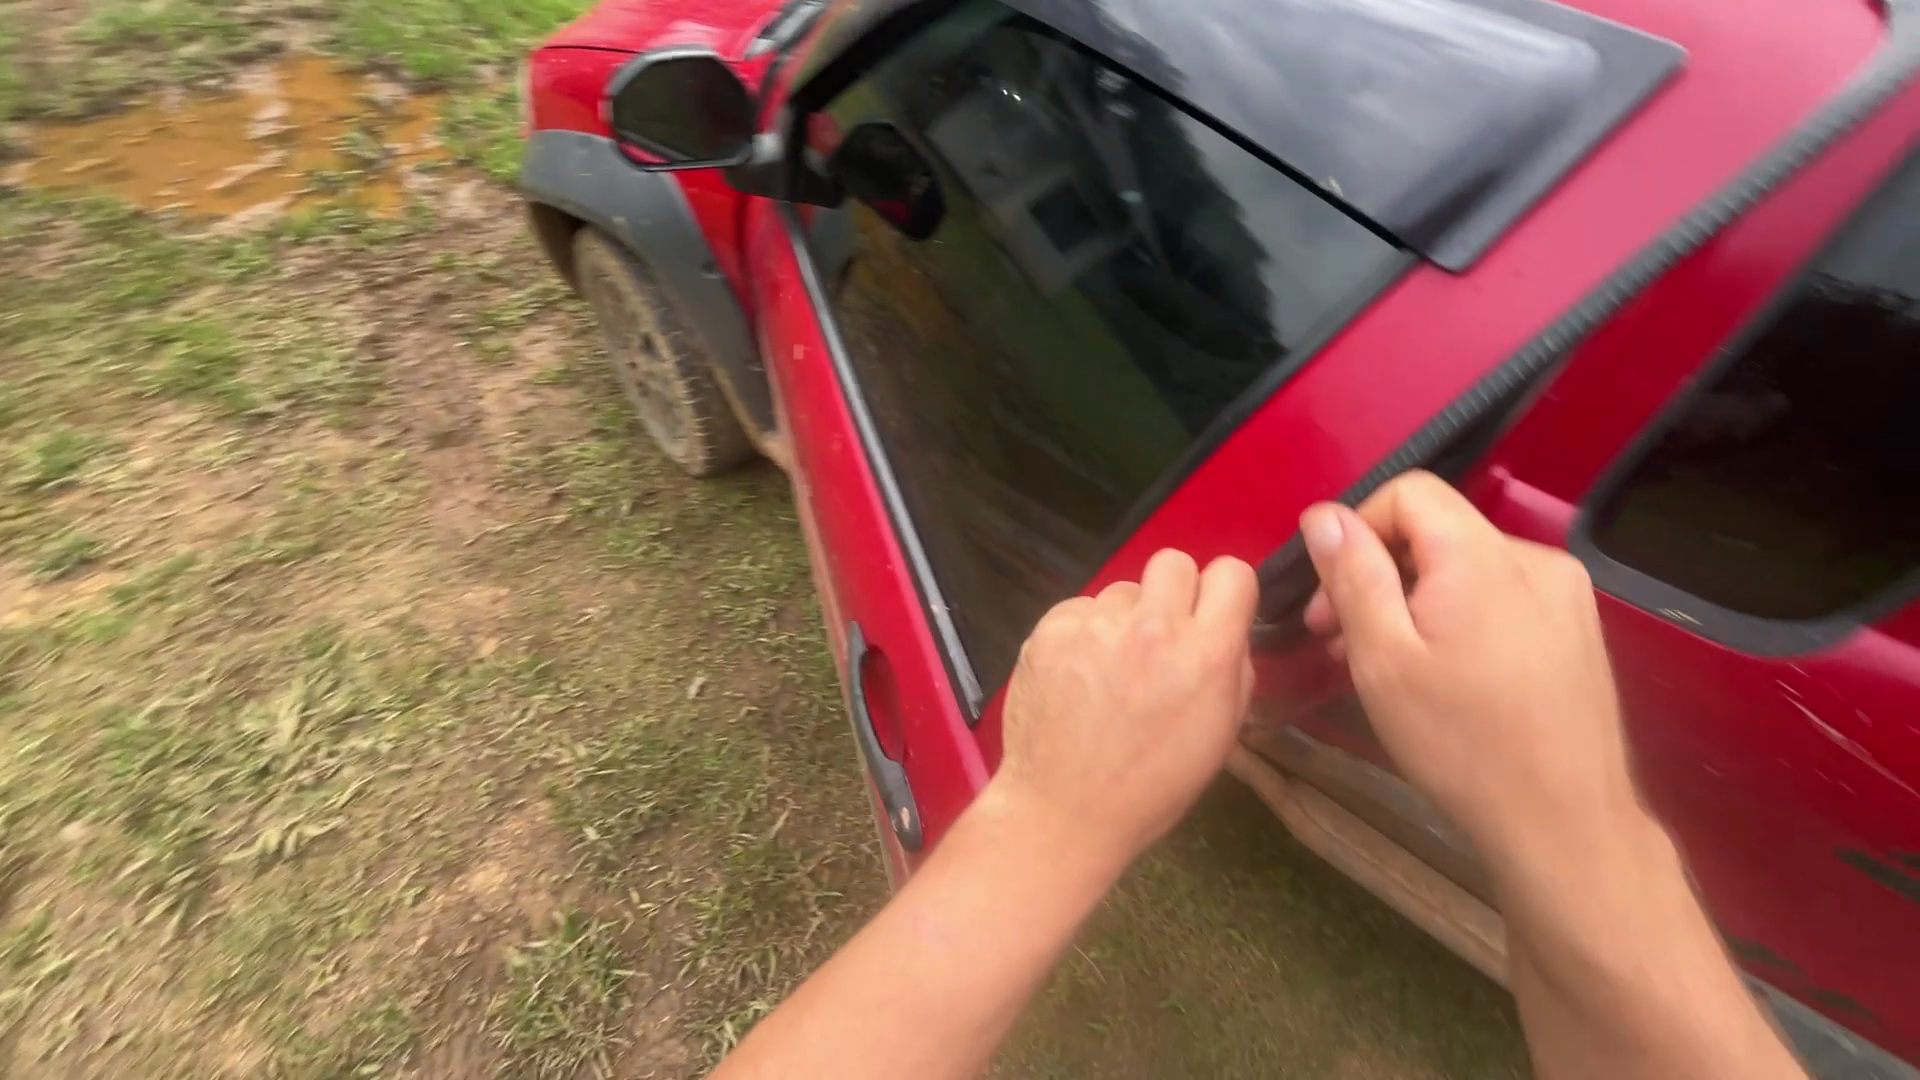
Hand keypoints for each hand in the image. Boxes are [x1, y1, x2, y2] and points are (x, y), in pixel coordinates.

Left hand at [991, 550, 1257, 869]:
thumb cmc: (1153, 785)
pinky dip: (1082, 632)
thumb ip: (1230, 667)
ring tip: (1109, 668)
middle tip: (1159, 634)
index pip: (1231, 572)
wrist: (1063, 809)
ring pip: (1120, 591)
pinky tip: (1076, 673)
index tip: (1210, 612)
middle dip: (1173, 591)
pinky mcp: (1049, 628)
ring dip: (1123, 619)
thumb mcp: (1220, 734)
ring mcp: (1094, 624)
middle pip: (1171, 561)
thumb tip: (1222, 627)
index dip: (1224, 591)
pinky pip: (1079, 608)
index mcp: (1204, 654)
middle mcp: (1151, 627)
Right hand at [1299, 472, 1642, 871]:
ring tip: (1373, 658)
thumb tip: (1322, 514)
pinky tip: (1428, 668)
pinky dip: (1445, 615)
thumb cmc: (1458, 740)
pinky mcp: (1572, 627)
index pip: (1408, 492)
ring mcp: (1562, 594)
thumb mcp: (1381, 655)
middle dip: (1372, 571)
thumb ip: (1352, 574)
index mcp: (1483, 557)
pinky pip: (1491, 594)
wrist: (1565, 825)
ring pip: (1458, 564)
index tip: (1329, 592)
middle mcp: (1534, 559)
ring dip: (1404, 598)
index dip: (1356, 528)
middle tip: (1333, 635)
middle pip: (1431, 530)